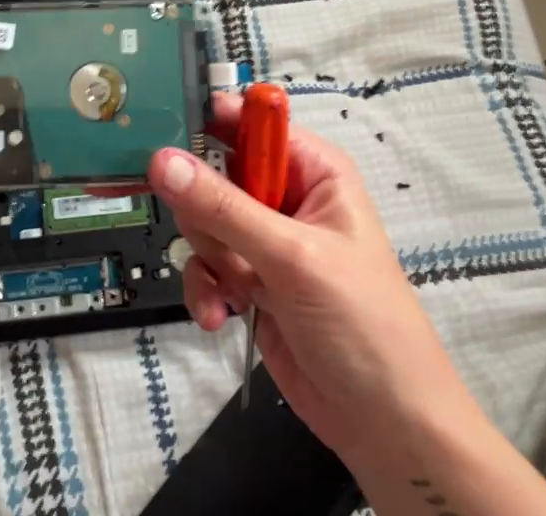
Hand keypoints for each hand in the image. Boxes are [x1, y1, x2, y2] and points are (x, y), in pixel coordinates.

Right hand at [148, 92, 469, 463]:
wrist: (385, 424)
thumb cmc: (364, 326)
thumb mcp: (292, 257)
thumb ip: (222, 207)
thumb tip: (162, 160)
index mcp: (313, 170)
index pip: (248, 121)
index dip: (204, 124)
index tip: (160, 140)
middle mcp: (286, 197)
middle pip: (212, 173)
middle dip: (205, 213)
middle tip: (224, 244)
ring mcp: (265, 241)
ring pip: (201, 223)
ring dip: (208, 260)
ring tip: (238, 291)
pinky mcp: (249, 280)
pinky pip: (204, 265)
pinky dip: (206, 289)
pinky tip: (221, 316)